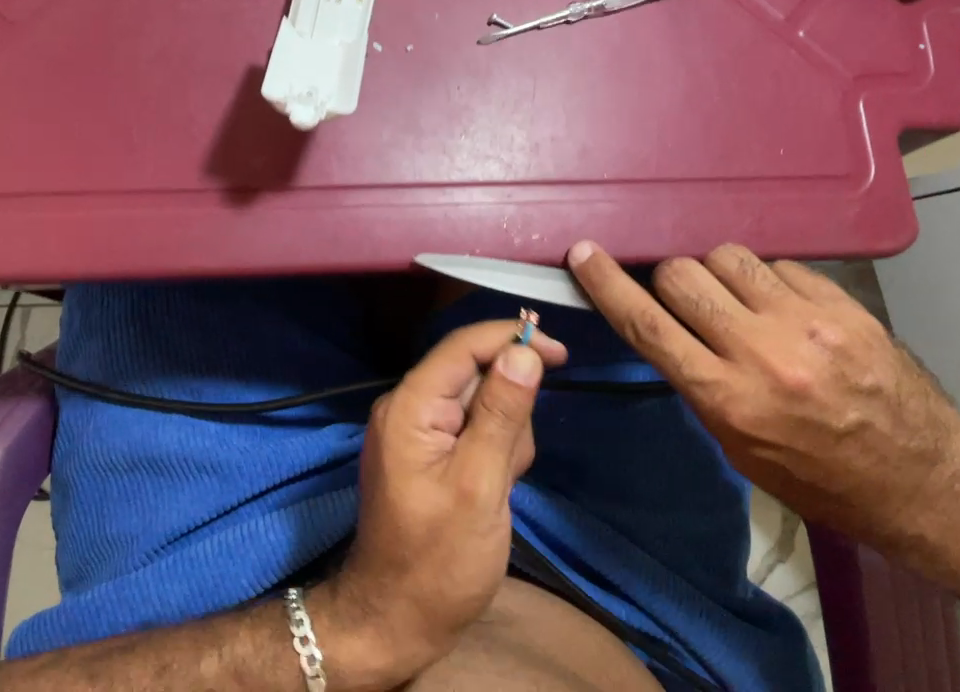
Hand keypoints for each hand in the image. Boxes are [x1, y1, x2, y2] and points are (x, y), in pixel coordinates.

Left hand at [319, 320, 566, 686]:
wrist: (398, 620)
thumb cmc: (438, 560)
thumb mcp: (480, 485)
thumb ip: (502, 415)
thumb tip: (525, 352)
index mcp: (410, 405)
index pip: (462, 345)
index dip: (511, 339)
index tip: (561, 353)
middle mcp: (409, 407)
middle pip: (476, 375)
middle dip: (508, 412)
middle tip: (509, 467)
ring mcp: (418, 431)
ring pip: (483, 405)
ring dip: (505, 440)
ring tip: (498, 488)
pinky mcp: (431, 454)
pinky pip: (475, 432)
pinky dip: (495, 455)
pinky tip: (492, 493)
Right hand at [566, 240, 959, 550]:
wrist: (923, 483)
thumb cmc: (818, 478)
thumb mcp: (738, 446)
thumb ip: (698, 380)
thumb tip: (667, 325)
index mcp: (727, 399)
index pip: (647, 325)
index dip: (607, 284)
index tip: (584, 255)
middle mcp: (762, 353)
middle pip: (681, 275)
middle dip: (669, 279)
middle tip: (684, 300)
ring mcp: (808, 323)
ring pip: (727, 256)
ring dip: (716, 273)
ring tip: (736, 300)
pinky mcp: (844, 305)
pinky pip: (778, 264)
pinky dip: (766, 280)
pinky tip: (782, 307)